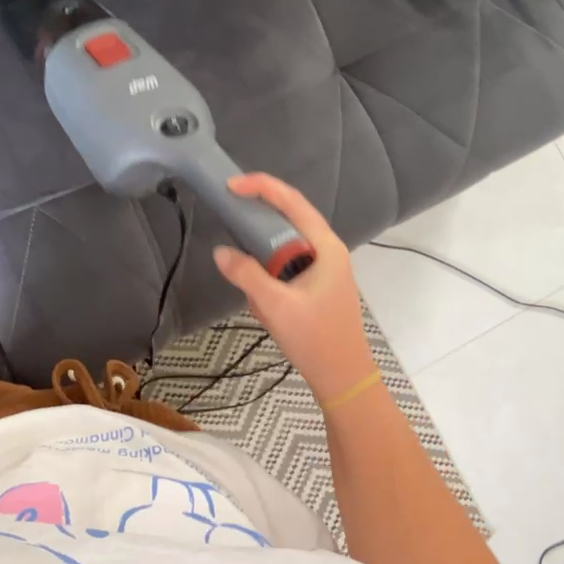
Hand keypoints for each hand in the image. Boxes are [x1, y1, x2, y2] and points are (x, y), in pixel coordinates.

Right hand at [212, 173, 376, 401]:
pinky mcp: (316, 283)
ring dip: (262, 249)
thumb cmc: (316, 339)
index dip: (262, 187)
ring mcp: (323, 267)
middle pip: (289, 216)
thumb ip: (247, 275)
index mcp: (325, 246)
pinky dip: (268, 269)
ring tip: (242, 263)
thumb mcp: (276, 306)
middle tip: (228, 211)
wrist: (344, 378)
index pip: (292, 201)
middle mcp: (327, 250)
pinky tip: (258, 295)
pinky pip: (287, 263)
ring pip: (286, 242)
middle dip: (258, 215)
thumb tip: (220, 252)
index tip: (231, 186)